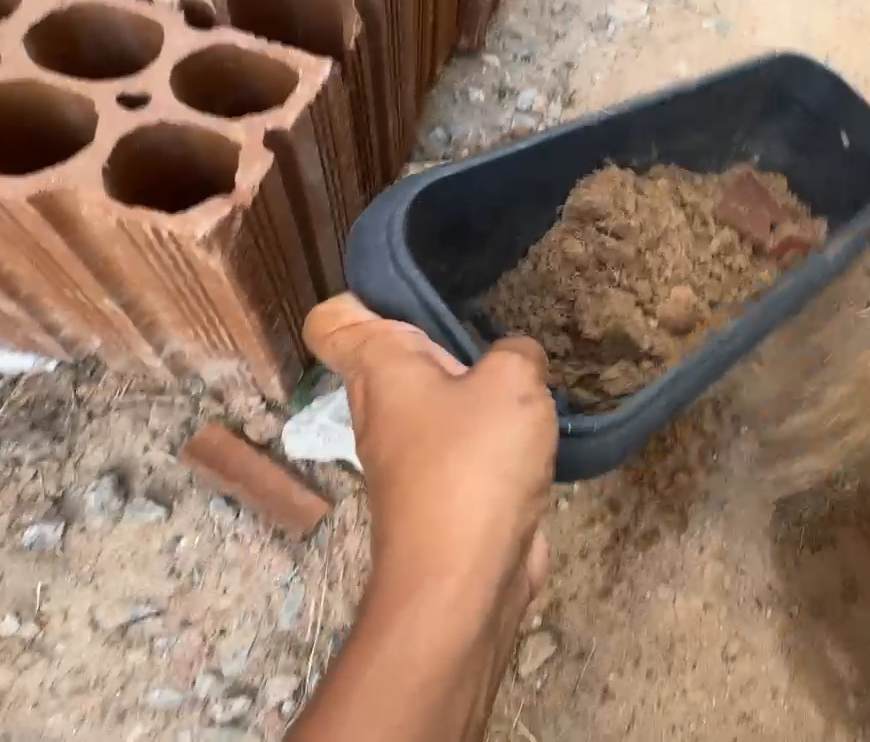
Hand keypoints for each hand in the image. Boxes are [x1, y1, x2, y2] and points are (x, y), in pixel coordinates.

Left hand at [304, 293, 556, 587]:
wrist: (465, 578)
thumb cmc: (474, 464)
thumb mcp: (512, 381)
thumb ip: (518, 351)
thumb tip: (516, 360)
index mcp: (381, 369)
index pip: (335, 318)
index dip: (367, 296)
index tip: (424, 289)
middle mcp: (384, 408)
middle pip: (399, 355)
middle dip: (447, 336)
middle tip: (500, 327)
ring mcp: (412, 453)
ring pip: (438, 398)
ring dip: (478, 386)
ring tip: (527, 372)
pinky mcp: (444, 488)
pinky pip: (465, 438)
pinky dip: (494, 430)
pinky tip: (534, 424)